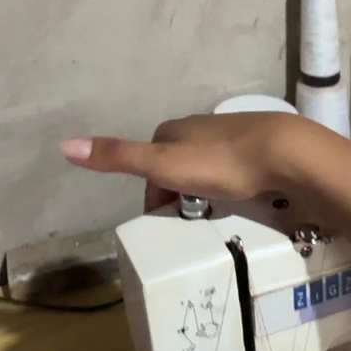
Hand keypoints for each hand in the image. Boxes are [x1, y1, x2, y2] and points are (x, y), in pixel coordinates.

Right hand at [62, 112, 324, 211]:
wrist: (285, 153)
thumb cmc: (220, 162)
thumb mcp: (162, 164)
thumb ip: (119, 157)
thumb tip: (66, 145)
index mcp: (174, 129)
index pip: (151, 163)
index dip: (153, 194)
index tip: (165, 223)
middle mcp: (201, 126)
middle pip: (179, 164)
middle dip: (180, 192)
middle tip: (193, 224)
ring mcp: (233, 133)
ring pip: (209, 166)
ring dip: (207, 190)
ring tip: (219, 217)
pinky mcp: (260, 146)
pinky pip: (238, 168)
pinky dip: (234, 185)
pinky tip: (244, 199)